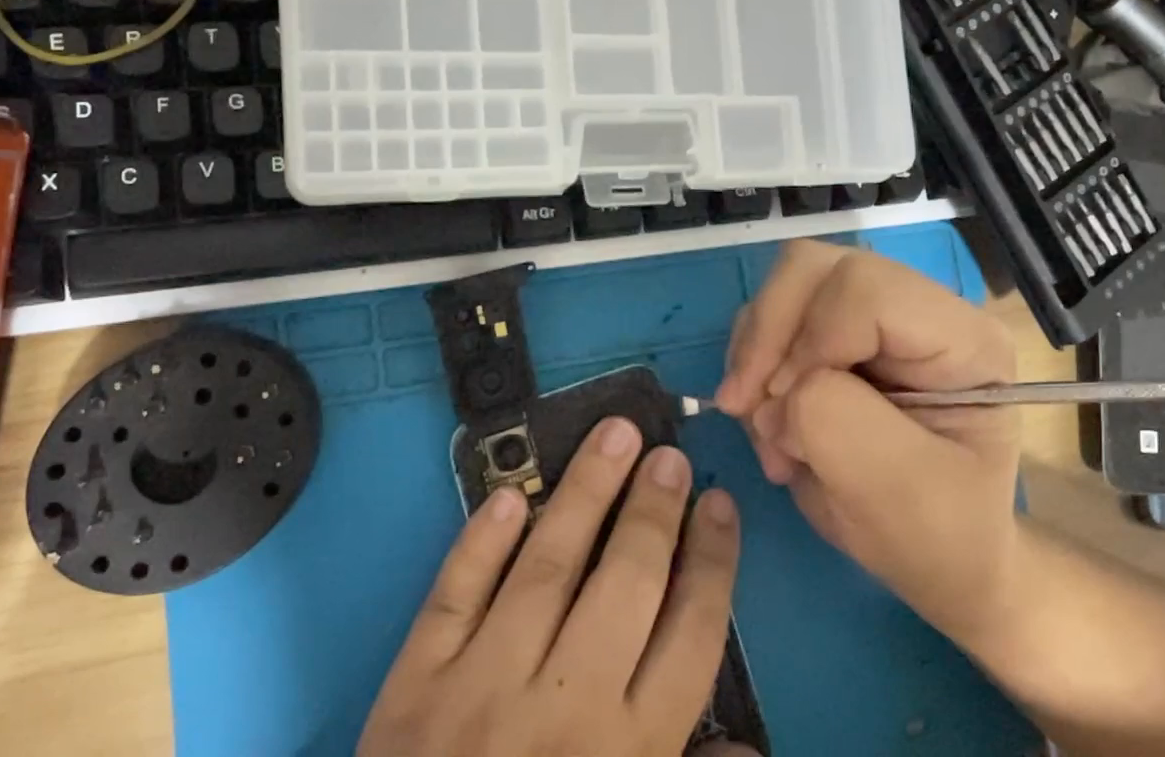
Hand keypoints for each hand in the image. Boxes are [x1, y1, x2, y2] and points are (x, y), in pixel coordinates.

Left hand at [358, 417, 743, 756]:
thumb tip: (744, 748)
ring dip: (583, 494)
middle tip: (669, 456)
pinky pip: (454, 595)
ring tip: (614, 437)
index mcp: (631, 748)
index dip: (712, 562)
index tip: (719, 506)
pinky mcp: (420, 678)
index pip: (690, 634)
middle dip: (653, 513)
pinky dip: (480, 542)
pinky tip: (508, 495)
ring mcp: (484, 684)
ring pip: (546, 569)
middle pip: (624, 584)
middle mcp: (566, 705)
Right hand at [715, 240, 1022, 639]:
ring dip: (754, 363)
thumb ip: (837, 422)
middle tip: (744, 407)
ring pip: (779, 292)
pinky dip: (749, 374)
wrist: (932, 559)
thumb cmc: (935, 534)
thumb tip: (779, 390)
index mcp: (960, 339)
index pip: (866, 290)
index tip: (783, 409)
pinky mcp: (828, 336)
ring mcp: (866, 320)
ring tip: (770, 437)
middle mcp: (915, 311)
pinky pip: (764, 325)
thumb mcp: (898, 491)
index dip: (812, 340)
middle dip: (767, 337)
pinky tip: (770, 429)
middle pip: (811, 269)